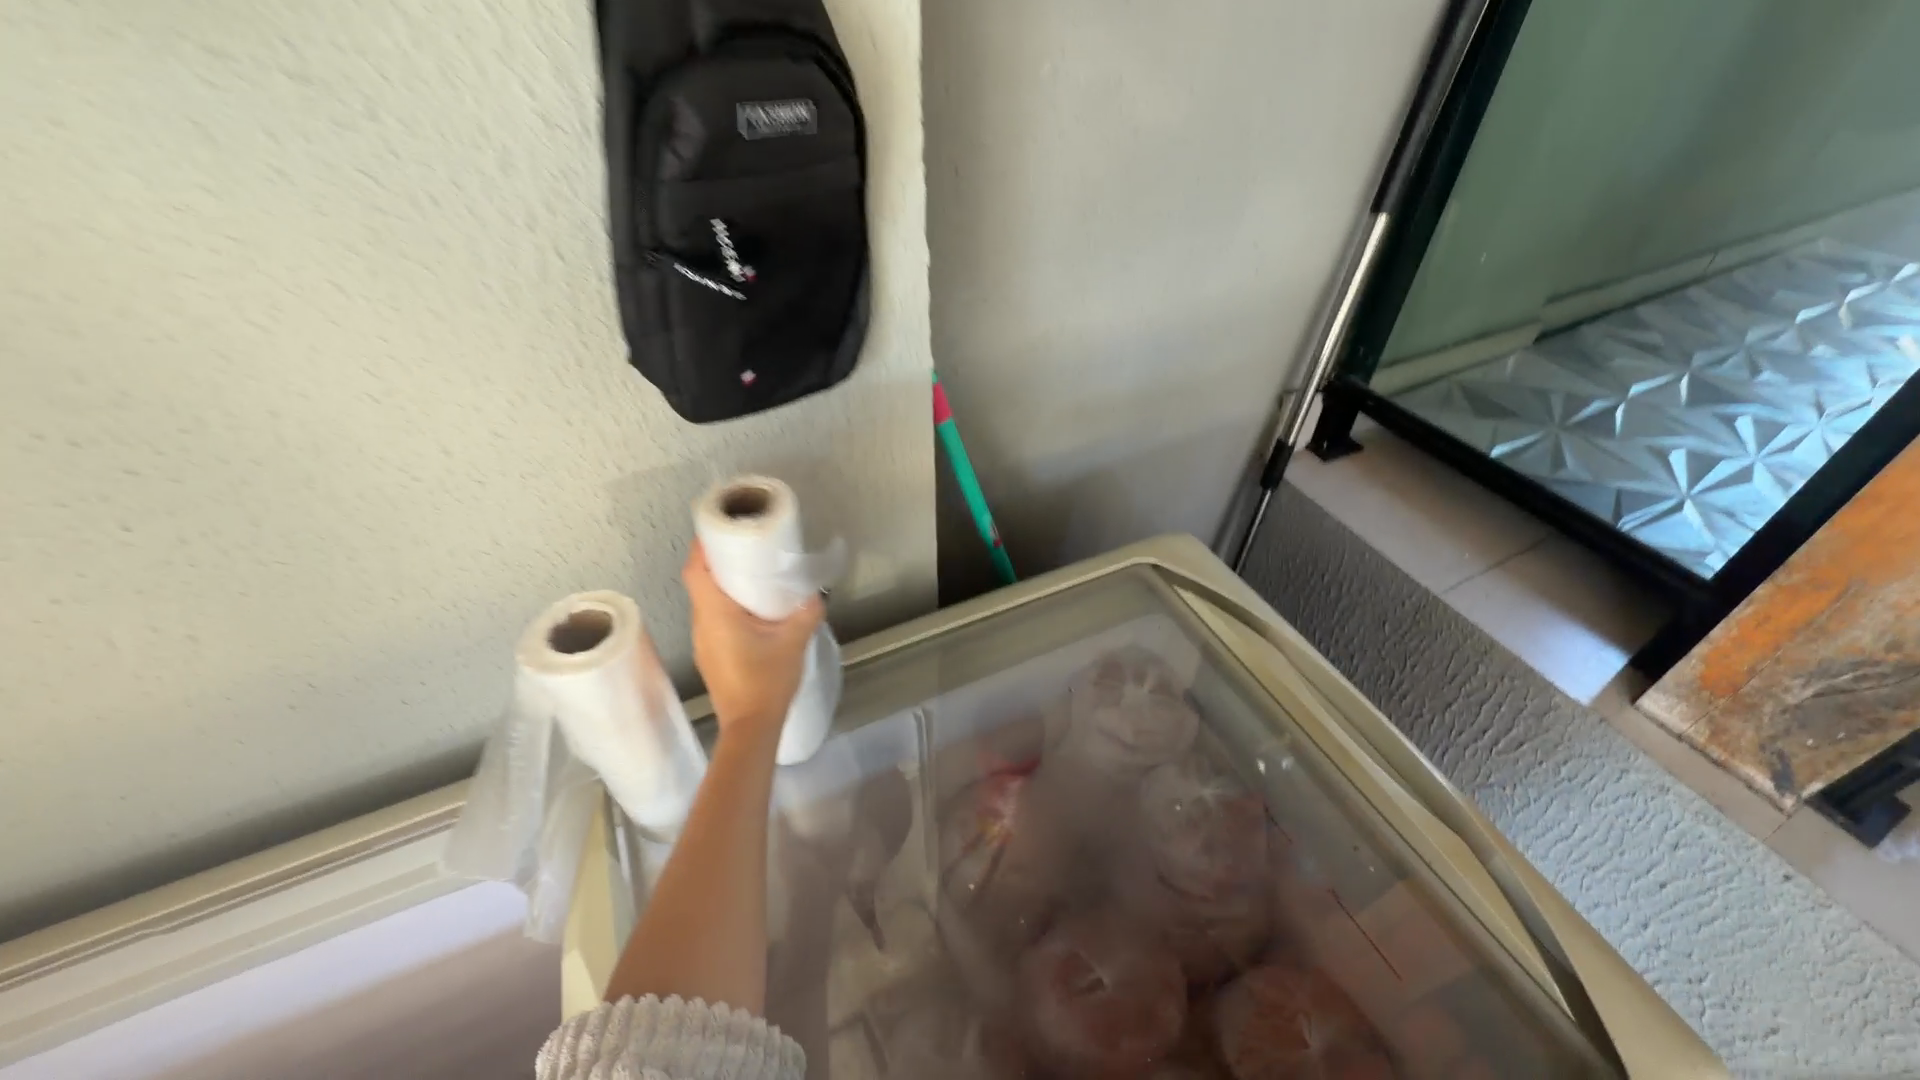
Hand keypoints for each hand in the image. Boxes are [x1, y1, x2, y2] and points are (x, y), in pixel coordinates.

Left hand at [682, 541, 825, 749]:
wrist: (751, 727)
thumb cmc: (766, 680)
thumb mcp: (793, 641)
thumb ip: (806, 613)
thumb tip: (815, 594)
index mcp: (715, 614)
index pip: (695, 570)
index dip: (701, 547)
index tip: (719, 531)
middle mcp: (702, 624)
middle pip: (699, 583)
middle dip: (717, 563)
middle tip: (744, 549)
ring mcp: (703, 643)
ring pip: (706, 604)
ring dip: (723, 587)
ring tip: (750, 577)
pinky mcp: (712, 657)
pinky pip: (714, 621)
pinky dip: (727, 609)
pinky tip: (752, 613)